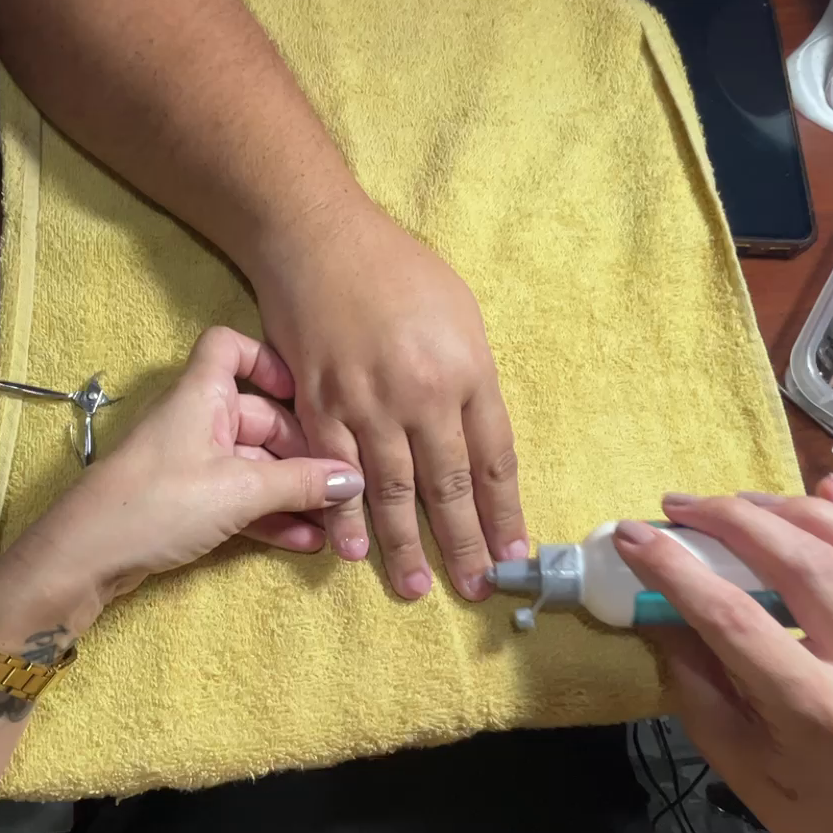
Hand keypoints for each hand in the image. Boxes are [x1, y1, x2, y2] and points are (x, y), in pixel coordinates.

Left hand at [0, 327, 363, 634]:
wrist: (86, 557)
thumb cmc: (160, 502)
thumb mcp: (238, 491)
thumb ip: (300, 483)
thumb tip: (354, 479)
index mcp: (201, 395)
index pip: (229, 346)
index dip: (267, 360)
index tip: (304, 393)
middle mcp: (197, 420)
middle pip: (260, 419)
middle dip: (304, 455)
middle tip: (344, 490)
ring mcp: (190, 463)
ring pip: (253, 466)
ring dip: (293, 493)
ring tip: (334, 526)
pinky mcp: (187, 502)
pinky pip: (239, 499)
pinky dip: (268, 515)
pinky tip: (304, 542)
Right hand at [251, 205, 524, 600]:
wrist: (319, 241)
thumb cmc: (395, 270)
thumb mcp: (460, 313)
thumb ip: (471, 378)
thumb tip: (471, 434)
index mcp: (469, 370)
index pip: (495, 461)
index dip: (504, 514)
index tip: (513, 554)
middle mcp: (423, 395)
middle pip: (450, 486)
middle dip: (465, 544)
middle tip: (474, 590)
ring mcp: (368, 404)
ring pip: (394, 490)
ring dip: (407, 545)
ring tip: (418, 588)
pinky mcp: (319, 407)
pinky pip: (337, 472)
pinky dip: (347, 515)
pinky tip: (354, 551)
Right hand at [609, 477, 832, 832]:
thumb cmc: (790, 800)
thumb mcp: (720, 742)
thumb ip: (692, 665)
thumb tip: (659, 599)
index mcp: (815, 711)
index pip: (735, 618)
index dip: (676, 567)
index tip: (631, 533)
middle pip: (810, 569)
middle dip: (735, 523)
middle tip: (681, 506)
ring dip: (799, 512)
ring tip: (741, 500)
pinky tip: (827, 491)